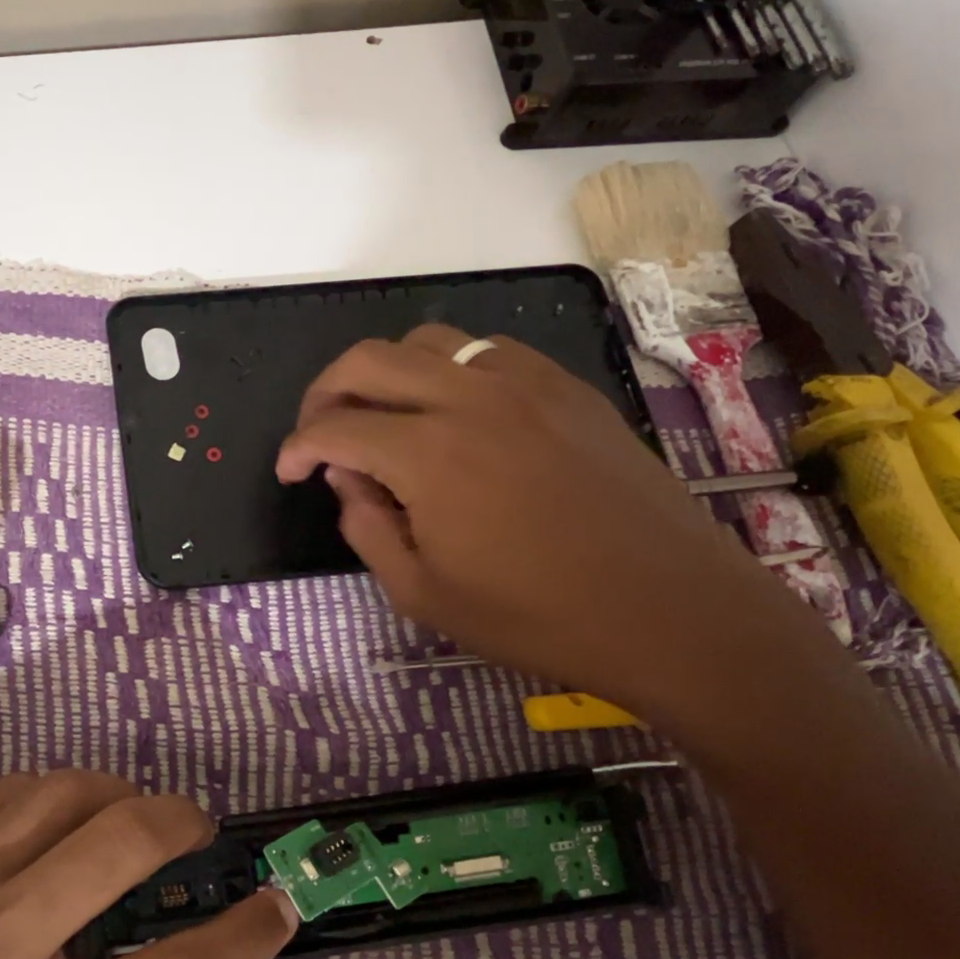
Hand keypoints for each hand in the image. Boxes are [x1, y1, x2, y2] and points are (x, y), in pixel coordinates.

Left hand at [0, 771, 296, 958]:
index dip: (239, 941)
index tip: (273, 908)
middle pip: (122, 847)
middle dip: (181, 825)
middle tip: (197, 831)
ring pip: (63, 794)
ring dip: (116, 793)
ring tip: (132, 811)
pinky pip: (5, 793)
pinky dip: (53, 793)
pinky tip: (59, 810)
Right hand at [275, 326, 835, 715]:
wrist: (669, 611)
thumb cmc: (536, 616)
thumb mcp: (422, 593)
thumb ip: (365, 529)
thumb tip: (348, 481)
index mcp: (427, 454)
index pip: (334, 427)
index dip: (297, 448)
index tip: (289, 472)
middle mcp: (469, 399)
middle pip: (368, 360)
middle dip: (325, 392)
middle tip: (319, 433)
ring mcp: (524, 385)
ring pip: (428, 341)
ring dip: (386, 371)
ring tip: (383, 416)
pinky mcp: (567, 389)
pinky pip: (487, 352)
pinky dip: (449, 371)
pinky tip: (453, 412)